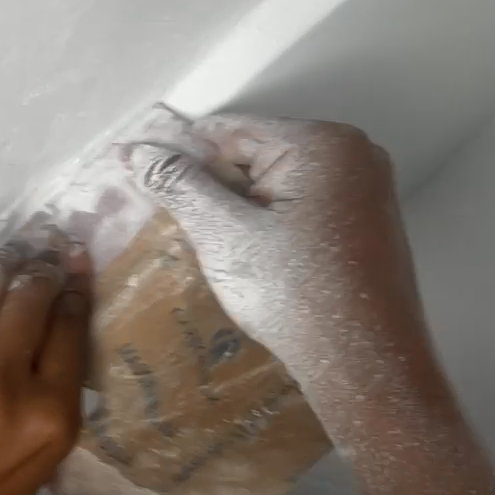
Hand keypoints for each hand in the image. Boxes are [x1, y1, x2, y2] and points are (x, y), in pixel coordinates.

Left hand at [0, 230, 91, 494]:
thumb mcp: (48, 454)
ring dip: (0, 261)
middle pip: (31, 295)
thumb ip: (56, 390)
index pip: (70, 324)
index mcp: (52, 412)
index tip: (74, 262)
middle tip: (41, 249)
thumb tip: (58, 322)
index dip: (75, 283)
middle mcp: (6, 382)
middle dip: (41, 264)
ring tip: (7, 254)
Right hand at [120, 114, 434, 397]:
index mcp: (322, 144)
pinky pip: (289, 203)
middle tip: (164, 214)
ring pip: (266, 182)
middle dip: (204, 181)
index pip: (226, 130)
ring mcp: (360, 189)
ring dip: (226, 204)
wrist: (361, 363)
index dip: (176, 153)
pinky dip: (255, 219)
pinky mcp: (357, 222)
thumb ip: (177, 182)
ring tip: (193, 235)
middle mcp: (351, 154)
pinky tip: (233, 249)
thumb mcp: (221, 230)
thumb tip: (136, 150)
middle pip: (248, 153)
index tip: (133, 174)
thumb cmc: (292, 291)